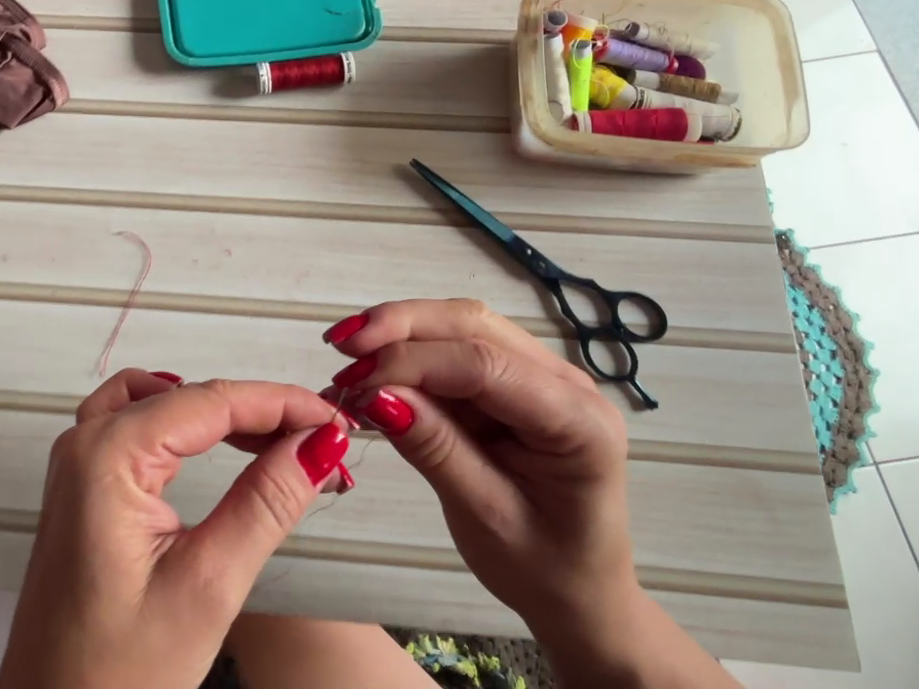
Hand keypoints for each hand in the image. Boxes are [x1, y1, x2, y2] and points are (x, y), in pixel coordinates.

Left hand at [0, 371, 352, 688]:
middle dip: (258, 412)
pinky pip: (138, 422)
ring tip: (280, 443)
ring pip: (163, 401)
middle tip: (319, 441)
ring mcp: (77, 460)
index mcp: (107, 457)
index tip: (333, 419)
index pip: (211, 402)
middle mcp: (84, 443)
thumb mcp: (208, 585)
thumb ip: (266, 502)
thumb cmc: (116, 671)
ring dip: (222, 413)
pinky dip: (185, 423)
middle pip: (188, 396)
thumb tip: (316, 445)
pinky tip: (215, 441)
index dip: (280, 404)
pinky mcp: (82, 481)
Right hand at [323, 300, 739, 687]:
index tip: (352, 381)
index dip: (412, 362)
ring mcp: (539, 374)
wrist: (577, 593)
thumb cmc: (542, 568)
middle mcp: (565, 380)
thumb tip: (373, 394)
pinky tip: (372, 366)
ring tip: (348, 354)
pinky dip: (409, 352)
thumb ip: (434, 448)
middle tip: (340, 347)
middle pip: (472, 325)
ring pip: (460, 325)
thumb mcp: (485, 516)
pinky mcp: (511, 380)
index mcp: (577, 420)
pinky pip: (455, 348)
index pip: (483, 364)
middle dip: (401, 326)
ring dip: (400, 331)